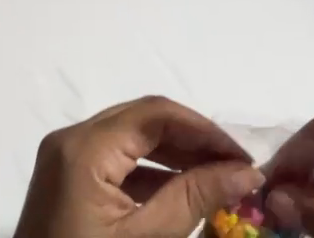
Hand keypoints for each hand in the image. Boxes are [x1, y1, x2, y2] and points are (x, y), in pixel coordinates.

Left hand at [13, 96, 266, 237]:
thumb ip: (194, 198)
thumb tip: (247, 172)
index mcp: (84, 146)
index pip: (155, 114)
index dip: (205, 130)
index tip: (245, 156)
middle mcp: (71, 139)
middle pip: (144, 121)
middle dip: (193, 141)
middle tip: (237, 167)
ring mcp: (66, 159)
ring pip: (132, 139)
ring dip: (176, 156)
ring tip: (219, 179)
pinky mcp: (68, 180)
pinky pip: (116, 162)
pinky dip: (152, 174)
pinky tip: (185, 193)